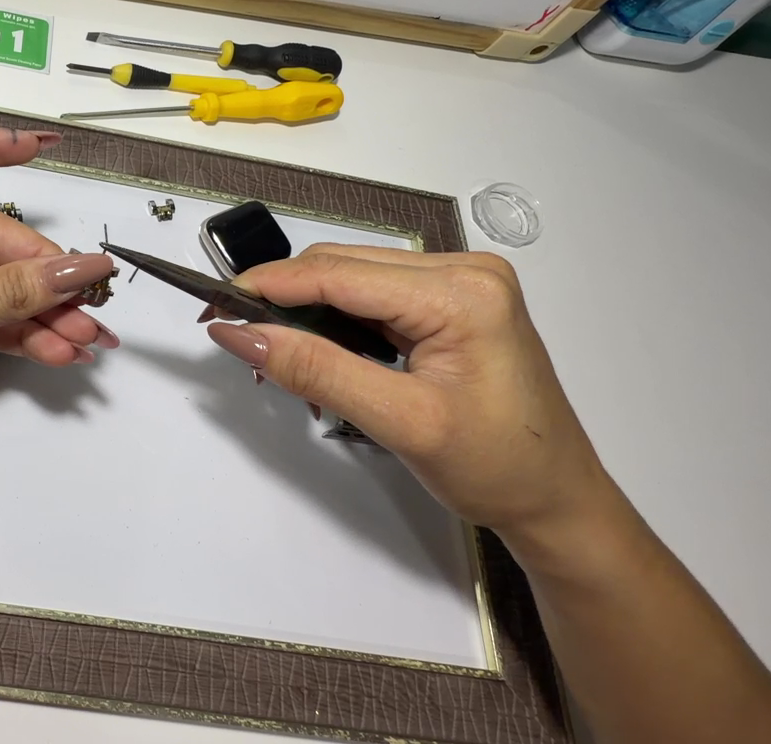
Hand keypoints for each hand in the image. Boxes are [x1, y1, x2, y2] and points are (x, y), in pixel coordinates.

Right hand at [206, 245, 609, 538]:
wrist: (558, 501)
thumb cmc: (494, 468)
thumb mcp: (398, 421)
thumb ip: (314, 369)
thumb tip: (236, 331)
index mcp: (461, 292)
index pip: (336, 274)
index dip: (267, 287)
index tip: (213, 310)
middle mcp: (463, 269)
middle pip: (339, 268)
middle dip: (282, 301)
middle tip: (239, 341)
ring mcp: (458, 282)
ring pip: (348, 279)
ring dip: (305, 313)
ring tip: (280, 359)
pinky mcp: (451, 299)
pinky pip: (369, 295)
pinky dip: (333, 322)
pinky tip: (320, 355)